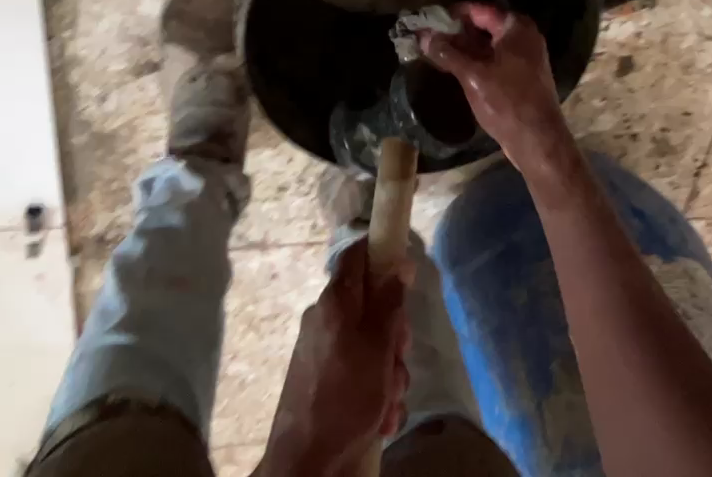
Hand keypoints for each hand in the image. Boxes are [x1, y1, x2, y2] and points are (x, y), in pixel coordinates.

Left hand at [258, 241, 409, 476]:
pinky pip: (360, 374)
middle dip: (394, 336)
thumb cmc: (345, 396)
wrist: (306, 462)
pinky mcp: (325, 382)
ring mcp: (323, 352)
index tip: (405, 275)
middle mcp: (326, 320)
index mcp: (335, 303)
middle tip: (399, 357)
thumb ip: (390, 302)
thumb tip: (400, 260)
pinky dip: (375, 394)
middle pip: (372, 307)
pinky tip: (380, 418)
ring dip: (389, 373)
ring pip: (371, 346)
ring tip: (389, 401)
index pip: (357, 256)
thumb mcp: (378, 346)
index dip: (383, 256)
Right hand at [419, 3, 575, 171]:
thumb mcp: (472, 75)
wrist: (537, 140)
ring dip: (463, 48)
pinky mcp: (521, 76)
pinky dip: (475, 61)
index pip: (479, 10)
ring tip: (434, 51)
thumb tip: (423, 36)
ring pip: (488, 45)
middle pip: (484, 27)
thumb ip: (447, 53)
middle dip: (456, 32)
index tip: (428, 19)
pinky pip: (494, 60)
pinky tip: (454, 67)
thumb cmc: (506, 101)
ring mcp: (525, 57)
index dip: (453, 14)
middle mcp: (524, 37)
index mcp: (516, 28)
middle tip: (427, 36)